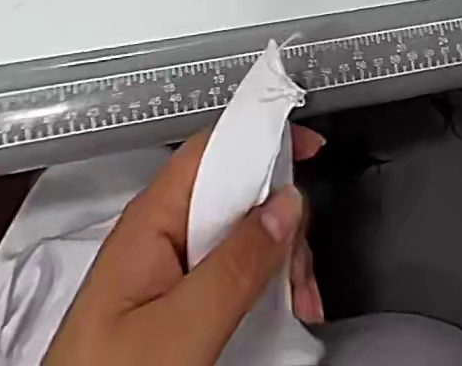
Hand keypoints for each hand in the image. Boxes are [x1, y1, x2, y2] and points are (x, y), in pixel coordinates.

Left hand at [43, 126, 325, 365]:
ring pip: (240, 229)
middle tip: (299, 267)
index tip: (308, 146)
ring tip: (294, 303)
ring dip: (278, 258)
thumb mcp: (182, 327)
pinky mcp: (176, 294)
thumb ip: (238, 262)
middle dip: (280, 218)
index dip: (262, 135)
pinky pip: (230, 266)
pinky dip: (263, 283)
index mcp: (154, 216)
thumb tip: (286, 204)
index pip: (214, 146)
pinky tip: (277, 312)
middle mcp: (162, 228)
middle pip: (236, 188)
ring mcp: (170, 261)